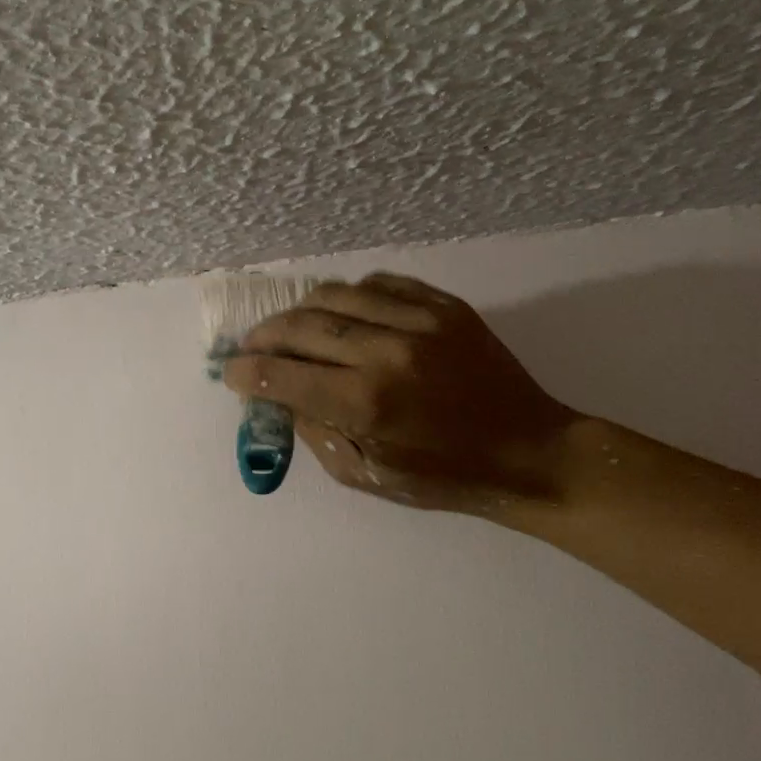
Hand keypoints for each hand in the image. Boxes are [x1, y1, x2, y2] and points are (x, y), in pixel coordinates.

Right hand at [221, 273, 581, 516]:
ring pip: (334, 295)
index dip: (244, 372)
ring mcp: (419, 322)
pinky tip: (342, 314)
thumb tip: (282, 396)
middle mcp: (386, 353)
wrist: (529, 452)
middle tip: (251, 349)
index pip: (280, 374)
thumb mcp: (362, 474)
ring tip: (290, 328)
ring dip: (298, 311)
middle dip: (262, 337)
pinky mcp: (445, 306)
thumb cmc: (440, 477)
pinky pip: (378, 284)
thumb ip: (314, 432)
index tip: (231, 374)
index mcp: (365, 404)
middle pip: (299, 326)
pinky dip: (348, 295)